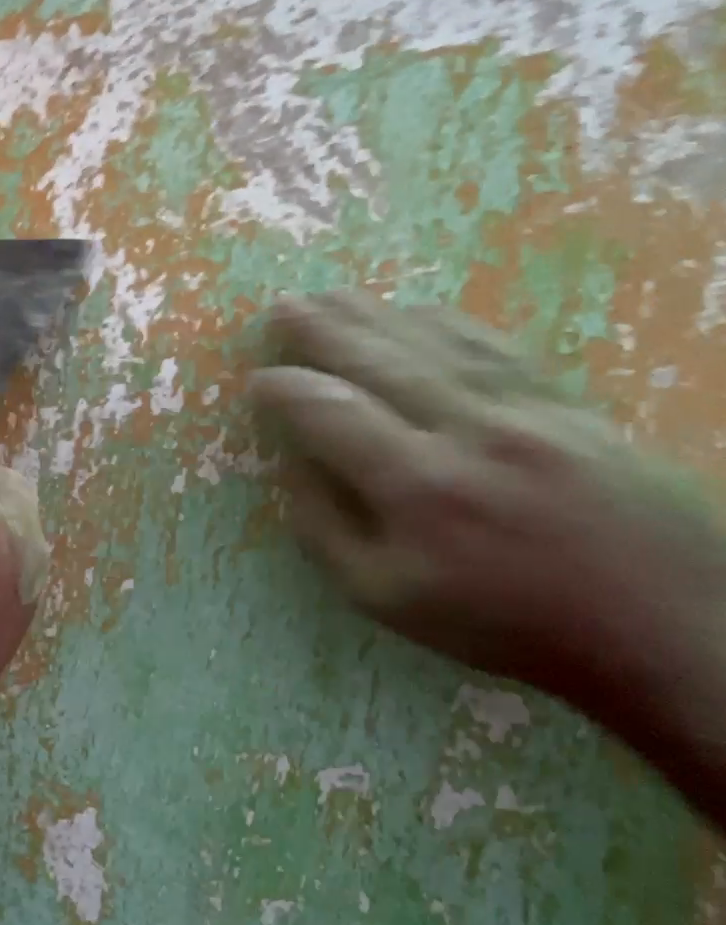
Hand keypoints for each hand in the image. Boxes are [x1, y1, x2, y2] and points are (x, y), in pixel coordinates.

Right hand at [249, 291, 725, 702]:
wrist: (666, 630)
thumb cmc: (504, 622)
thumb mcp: (381, 596)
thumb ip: (322, 526)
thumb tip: (293, 463)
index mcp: (418, 486)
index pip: (330, 413)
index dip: (285, 390)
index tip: (257, 381)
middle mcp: (473, 434)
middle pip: (382, 363)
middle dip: (324, 331)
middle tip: (283, 305)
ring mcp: (533, 415)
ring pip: (439, 347)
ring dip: (378, 315)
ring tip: (333, 294)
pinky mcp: (577, 411)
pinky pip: (499, 351)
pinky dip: (451, 324)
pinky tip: (420, 310)